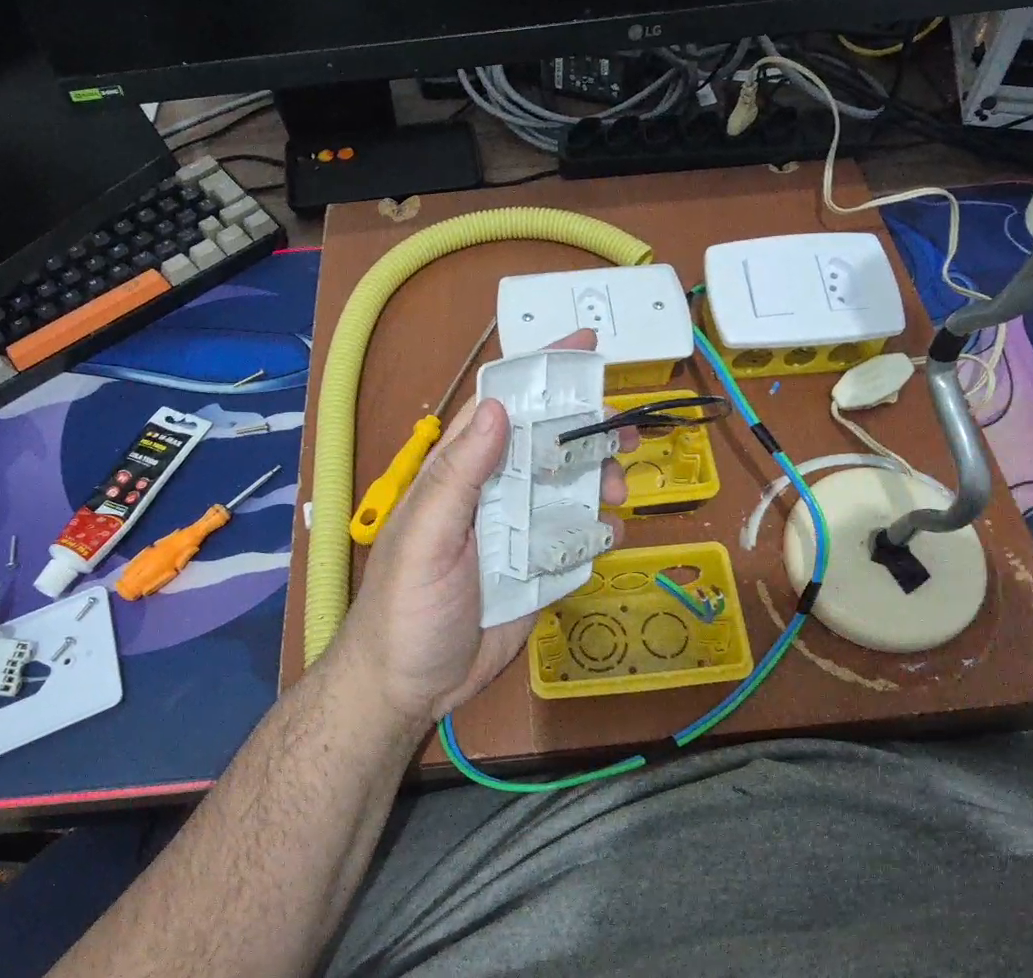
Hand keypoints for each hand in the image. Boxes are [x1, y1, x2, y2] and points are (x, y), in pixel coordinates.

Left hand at [329, 329, 630, 728]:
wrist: (411, 687)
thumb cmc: (406, 608)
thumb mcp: (426, 537)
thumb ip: (458, 475)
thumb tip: (498, 408)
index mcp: (461, 473)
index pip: (502, 405)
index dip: (541, 372)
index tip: (587, 345)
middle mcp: (494, 492)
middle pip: (548, 443)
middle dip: (588, 429)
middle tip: (625, 431)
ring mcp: (519, 530)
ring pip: (570, 487)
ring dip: (600, 479)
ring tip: (619, 492)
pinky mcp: (540, 569)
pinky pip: (578, 539)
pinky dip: (599, 532)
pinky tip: (609, 537)